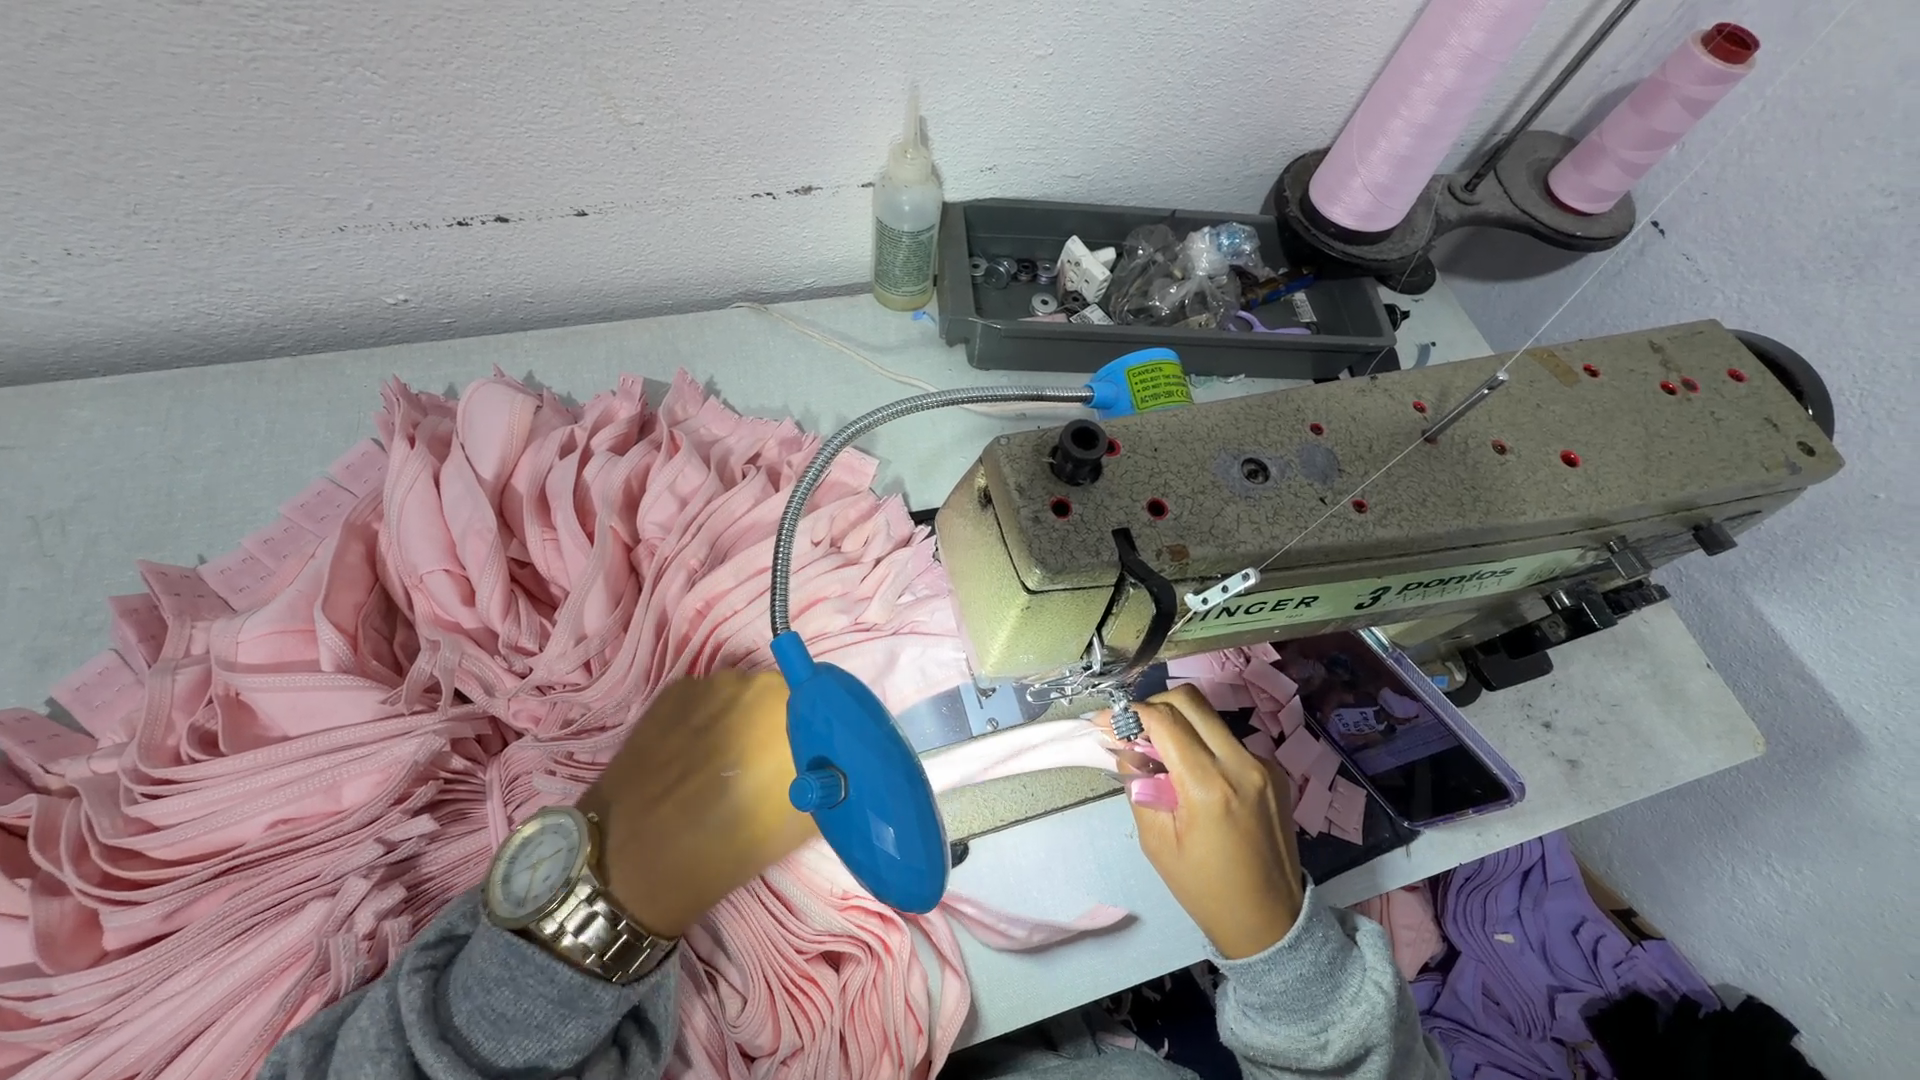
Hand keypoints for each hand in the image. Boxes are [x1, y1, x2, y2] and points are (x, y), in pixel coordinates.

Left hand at [576, 672, 815, 937]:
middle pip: (784, 696)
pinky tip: (698, 758)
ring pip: (744, 695)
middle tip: (775, 767)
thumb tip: (848, 760)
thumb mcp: (807, 819)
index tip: (818, 759)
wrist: (635, 859)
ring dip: (747, 721)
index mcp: (791, 707)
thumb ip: (835, 778)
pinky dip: (712, 720)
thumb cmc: (732, 844)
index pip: (826, 704)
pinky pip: (708, 699)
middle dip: (785, 726)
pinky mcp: (671, 692)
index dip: (825, 731)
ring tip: (730, 765)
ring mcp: (707, 683)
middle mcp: (752, 682)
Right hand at [1111, 685, 1305, 958]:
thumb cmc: (1204, 888)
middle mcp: (1241, 764)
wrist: (1268, 921)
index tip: (1106, 722)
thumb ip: (1139, 786)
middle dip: (1154, 705)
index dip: (1129, 713)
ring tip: (1162, 757)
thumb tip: (1127, 747)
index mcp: (1209, 786)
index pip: (1164, 720)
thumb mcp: (1156, 841)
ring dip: (1179, 725)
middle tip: (1134, 730)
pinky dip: (1203, 745)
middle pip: (1190, 701)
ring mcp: (1263, 765)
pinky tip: (1194, 776)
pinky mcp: (1275, 772)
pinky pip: (1229, 740)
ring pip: (1210, 718)